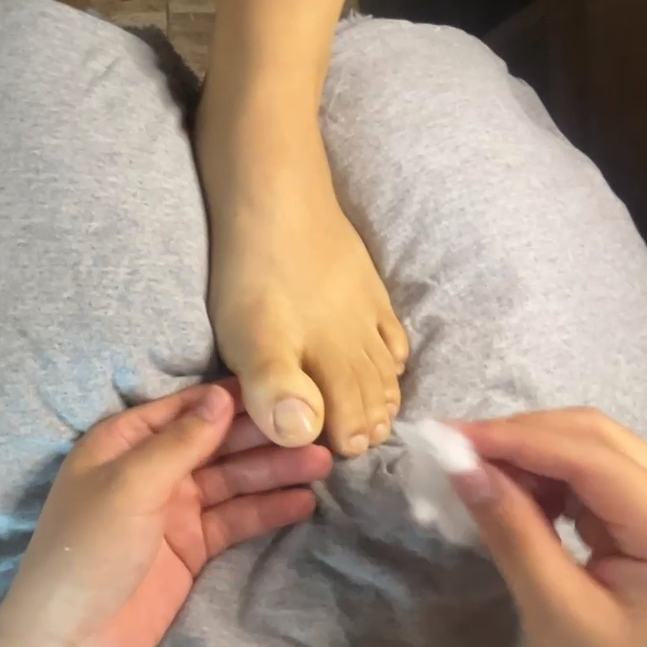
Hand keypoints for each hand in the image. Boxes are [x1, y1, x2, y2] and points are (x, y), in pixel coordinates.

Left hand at [0, 381, 331, 646]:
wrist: (71, 646)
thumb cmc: (91, 549)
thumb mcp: (132, 484)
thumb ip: (181, 441)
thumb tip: (222, 395)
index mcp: (123, 441)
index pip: (186, 409)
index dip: (231, 398)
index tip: (282, 387)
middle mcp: (150, 468)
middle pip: (213, 443)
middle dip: (261, 437)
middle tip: (315, 429)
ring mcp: (172, 509)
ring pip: (230, 480)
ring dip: (272, 472)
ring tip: (322, 463)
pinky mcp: (190, 548)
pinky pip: (234, 519)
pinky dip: (265, 510)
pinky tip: (302, 501)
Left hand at [198, 92, 408, 455]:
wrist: (273, 189)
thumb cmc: (254, 271)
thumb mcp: (250, 336)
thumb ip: (277, 389)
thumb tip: (306, 438)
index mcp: (332, 360)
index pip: (348, 417)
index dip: (343, 440)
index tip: (339, 456)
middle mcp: (359, 339)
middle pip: (371, 394)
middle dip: (367, 423)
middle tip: (361, 444)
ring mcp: (367, 307)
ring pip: (386, 365)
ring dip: (384, 395)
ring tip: (379, 415)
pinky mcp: (365, 280)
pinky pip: (392, 328)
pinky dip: (395, 353)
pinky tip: (394, 357)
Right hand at [449, 410, 646, 646]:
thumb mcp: (558, 615)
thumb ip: (513, 531)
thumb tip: (462, 467)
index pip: (589, 456)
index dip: (514, 437)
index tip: (448, 436)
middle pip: (599, 438)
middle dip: (524, 436)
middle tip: (461, 452)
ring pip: (600, 451)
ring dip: (538, 454)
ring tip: (486, 477)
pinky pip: (603, 481)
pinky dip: (555, 478)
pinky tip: (524, 499)